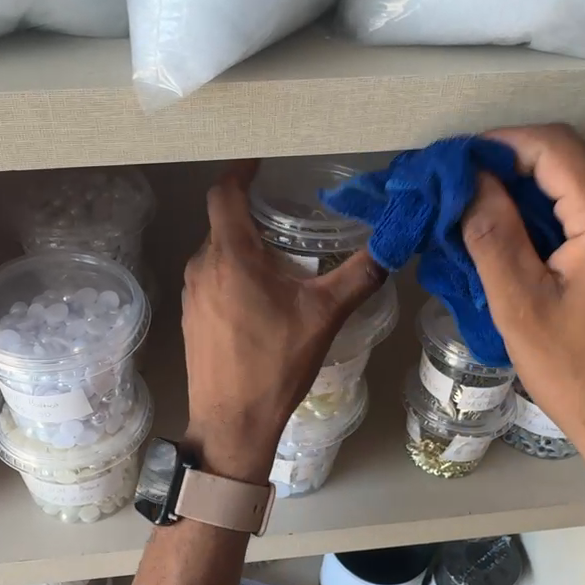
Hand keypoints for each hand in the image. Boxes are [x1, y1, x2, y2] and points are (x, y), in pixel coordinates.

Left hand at [182, 161, 385, 483]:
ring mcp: (191, 295)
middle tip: (286, 214)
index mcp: (230, 256)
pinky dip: (232, 274)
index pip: (223, 193)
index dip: (239, 171)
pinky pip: (210, 280)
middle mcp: (202, 267)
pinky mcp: (189, 318)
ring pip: (216, 253)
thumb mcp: (325, 316)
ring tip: (279, 257)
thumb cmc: (276, 364)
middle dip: (251, 214)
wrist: (232, 422)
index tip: (259, 162)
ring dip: (242, 248)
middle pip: (221, 223)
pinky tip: (259, 297)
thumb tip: (395, 244)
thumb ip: (360, 274)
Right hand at [461, 125, 584, 461]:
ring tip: (475, 218)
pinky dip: (554, 213)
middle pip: (568, 159)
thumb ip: (492, 232)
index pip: (551, 146)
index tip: (449, 165)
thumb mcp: (520, 305)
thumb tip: (469, 180)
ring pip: (580, 181)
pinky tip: (518, 238)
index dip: (495, 145)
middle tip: (454, 195)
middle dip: (507, 169)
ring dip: (528, 192)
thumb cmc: (579, 374)